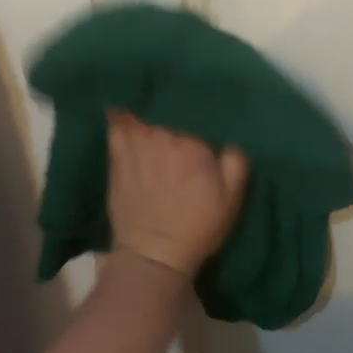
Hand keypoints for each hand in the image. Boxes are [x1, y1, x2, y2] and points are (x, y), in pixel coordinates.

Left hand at [106, 111, 249, 277]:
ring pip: (144, 110)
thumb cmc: (197, 226)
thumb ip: (236, 159)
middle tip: (180, 98)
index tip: (203, 102)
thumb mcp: (231, 198)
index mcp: (194, 142)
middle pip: (169, 106)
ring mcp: (136, 144)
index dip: (200, 103)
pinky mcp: (116, 155)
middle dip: (174, 101)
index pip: (198, 108)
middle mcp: (163, 136)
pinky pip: (117, 123)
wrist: (154, 256)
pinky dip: (122, 114)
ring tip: (154, 96)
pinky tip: (127, 109)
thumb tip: (232, 132)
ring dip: (150, 104)